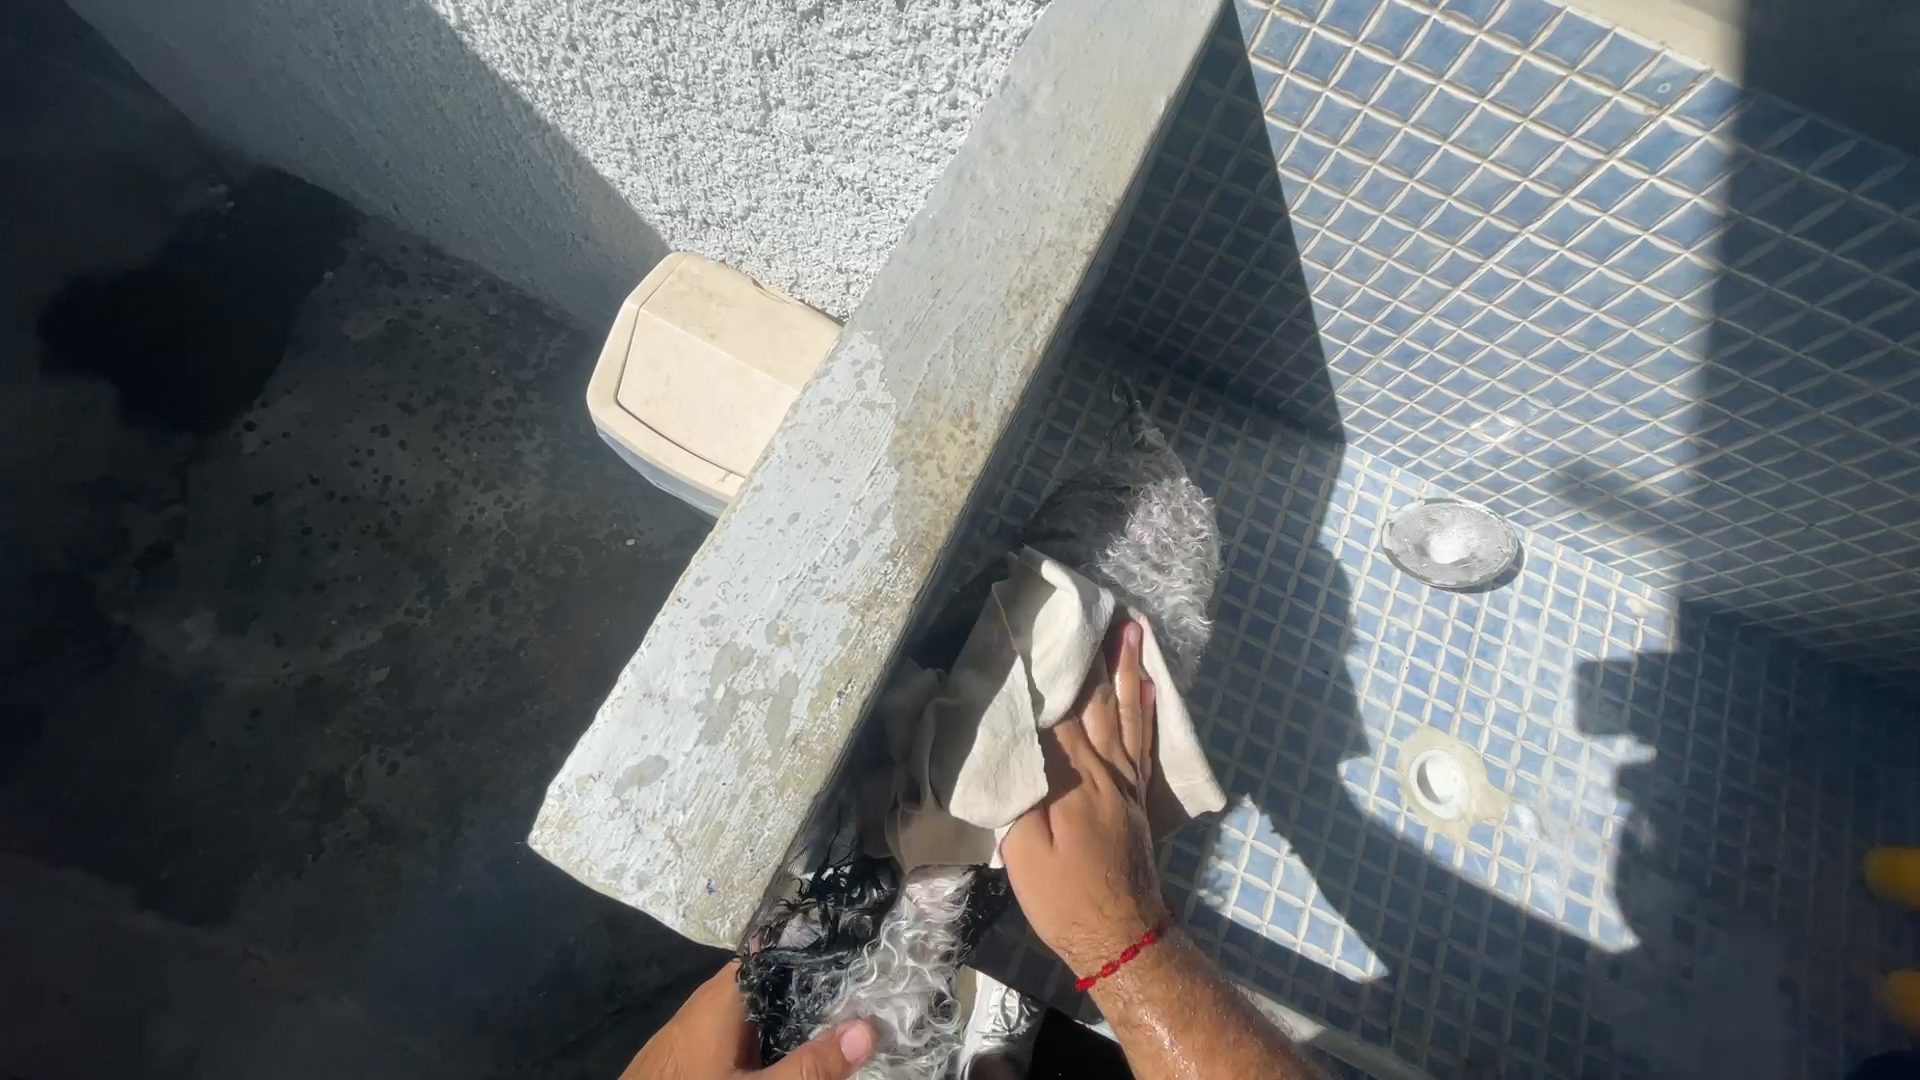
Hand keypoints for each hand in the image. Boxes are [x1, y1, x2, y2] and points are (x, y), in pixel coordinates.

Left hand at [621, 963, 874, 1079]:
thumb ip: (811, 1066)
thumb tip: (869, 1029)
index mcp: (722, 997)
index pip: (773, 949)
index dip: (811, 946)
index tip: (851, 946)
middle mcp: (706, 1005)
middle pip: (767, 982)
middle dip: (805, 988)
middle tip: (854, 991)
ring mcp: (692, 1034)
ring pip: (750, 1013)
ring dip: (784, 1018)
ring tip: (832, 1020)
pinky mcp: (687, 1060)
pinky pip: (733, 1037)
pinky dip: (761, 1041)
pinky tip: (781, 1058)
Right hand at [1002, 619, 1168, 974]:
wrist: (1121, 935)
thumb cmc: (1061, 893)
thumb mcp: (1024, 847)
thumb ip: (1023, 787)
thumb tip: (1018, 736)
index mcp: (1073, 777)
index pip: (1060, 711)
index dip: (1051, 671)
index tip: (1043, 630)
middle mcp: (1105, 767)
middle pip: (1099, 700)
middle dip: (1096, 653)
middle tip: (1101, 609)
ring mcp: (1126, 779)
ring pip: (1128, 711)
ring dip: (1127, 668)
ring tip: (1132, 629)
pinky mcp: (1137, 793)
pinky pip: (1145, 740)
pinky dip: (1148, 707)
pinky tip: (1150, 684)